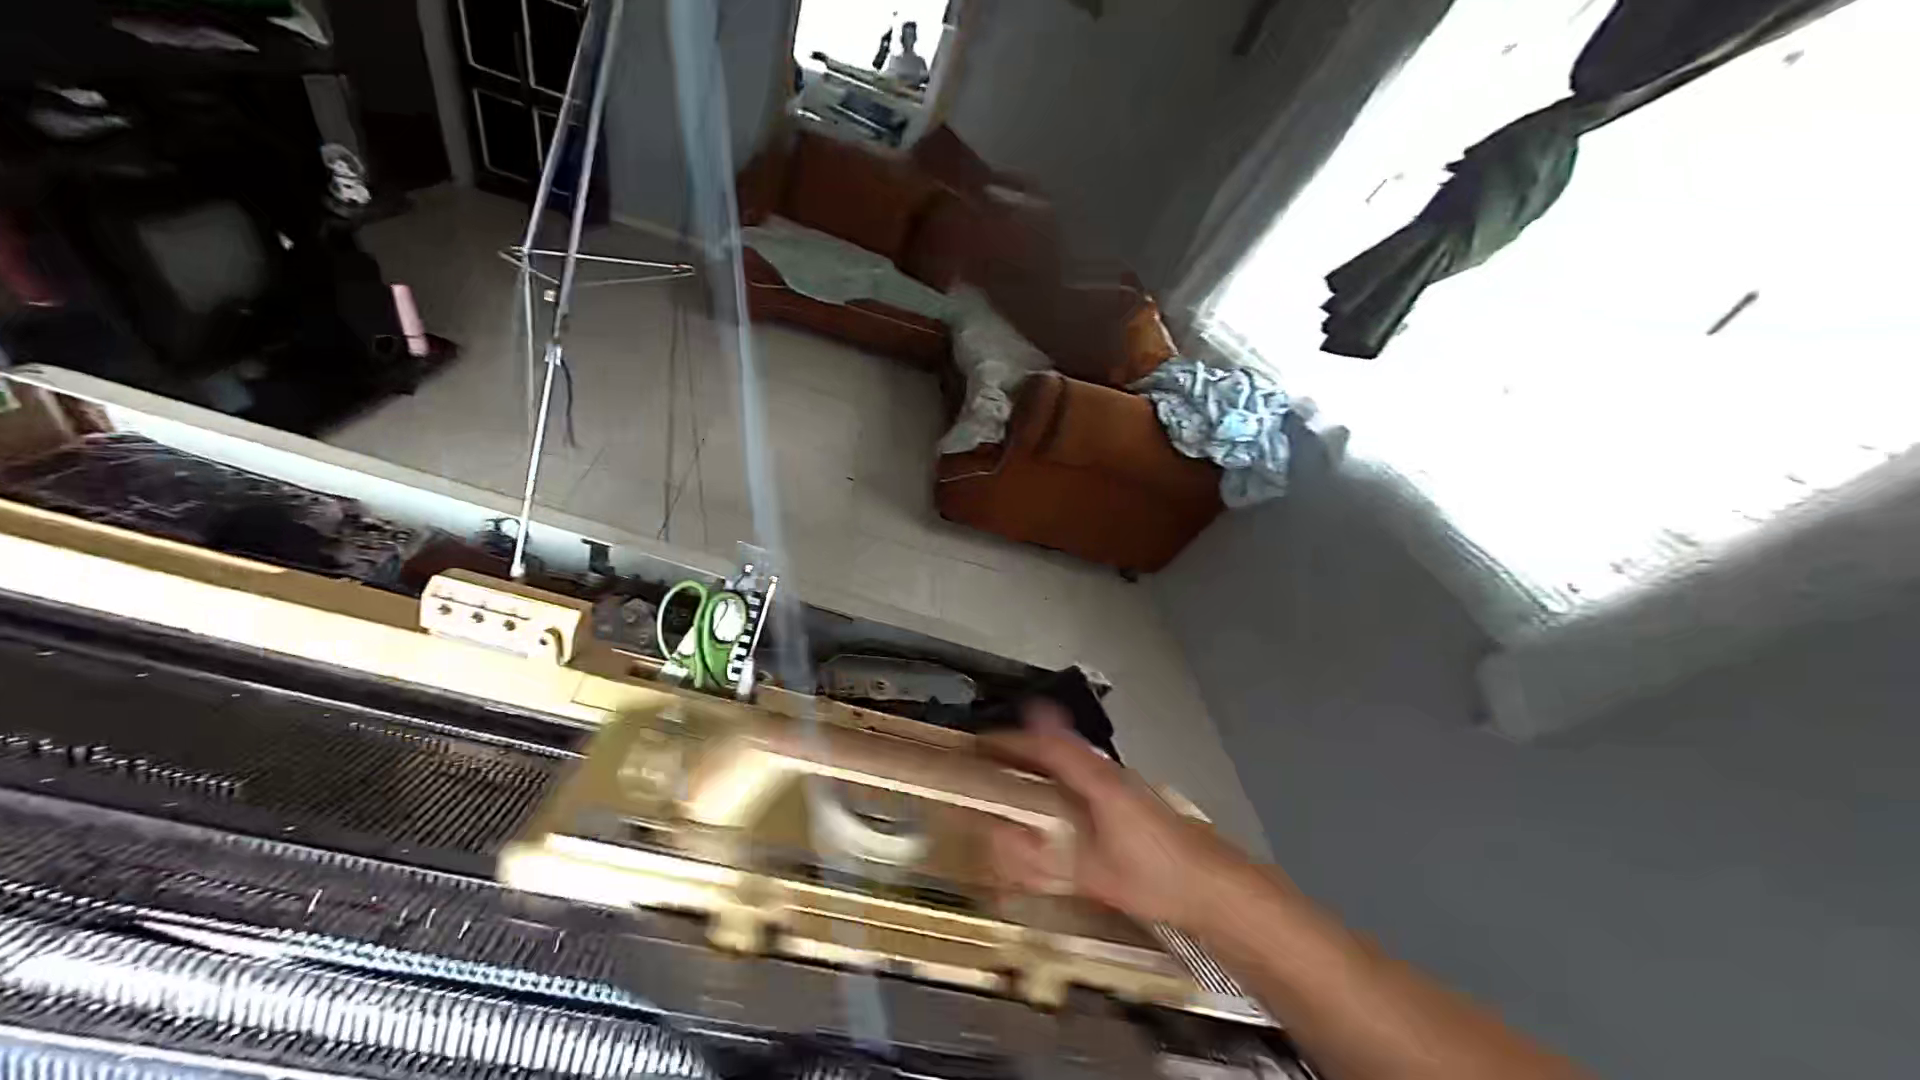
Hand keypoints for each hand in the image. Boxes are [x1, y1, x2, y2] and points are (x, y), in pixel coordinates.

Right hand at [980, 702, 1256, 930]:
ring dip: (1043, 756)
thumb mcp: (1093, 872)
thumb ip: (1043, 857)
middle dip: (1023, 745)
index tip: (983, 741)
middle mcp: (1109, 774)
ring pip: (1074, 757)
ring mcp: (1123, 783)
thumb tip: (1002, 839)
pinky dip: (1062, 773)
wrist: (1214, 886)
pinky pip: (1086, 773)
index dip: (1012, 742)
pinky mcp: (1131, 799)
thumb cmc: (1156, 876)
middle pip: (1058, 744)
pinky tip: (1056, 797)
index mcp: (1097, 781)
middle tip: (992, 752)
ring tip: (1016, 769)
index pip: (1046, 747)